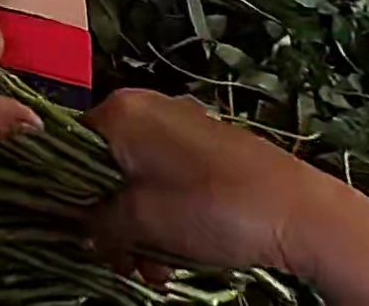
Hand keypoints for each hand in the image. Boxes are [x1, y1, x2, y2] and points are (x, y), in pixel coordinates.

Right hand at [84, 89, 353, 277]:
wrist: (297, 210)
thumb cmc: (209, 206)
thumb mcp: (142, 221)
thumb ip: (100, 221)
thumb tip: (83, 228)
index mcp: (119, 109)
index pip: (71, 143)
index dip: (72, 190)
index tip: (85, 232)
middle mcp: (142, 103)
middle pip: (106, 160)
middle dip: (112, 214)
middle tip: (127, 259)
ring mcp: (176, 117)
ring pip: (137, 169)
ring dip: (140, 218)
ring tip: (159, 264)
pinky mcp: (203, 136)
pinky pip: (165, 167)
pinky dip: (164, 203)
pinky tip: (180, 245)